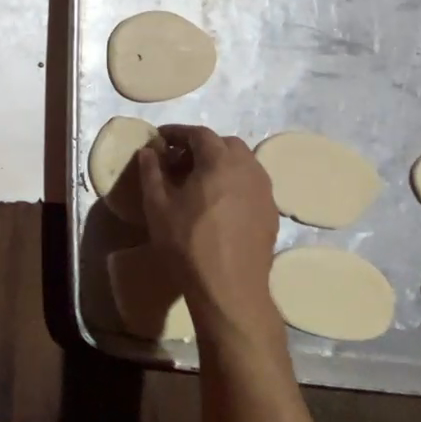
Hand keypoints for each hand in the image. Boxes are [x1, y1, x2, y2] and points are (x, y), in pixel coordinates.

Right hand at [136, 125, 280, 342]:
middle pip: (226, 144)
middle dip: (202, 145)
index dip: (177, 133)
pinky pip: (251, 185)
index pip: (199, 134)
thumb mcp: (157, 204)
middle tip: (178, 160)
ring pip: (244, 164)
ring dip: (220, 163)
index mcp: (220, 162)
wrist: (229, 288)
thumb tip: (150, 151)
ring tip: (197, 180)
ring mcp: (264, 193)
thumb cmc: (187, 242)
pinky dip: (233, 182)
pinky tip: (216, 202)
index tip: (159, 140)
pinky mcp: (270, 214)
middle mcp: (249, 171)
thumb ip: (151, 171)